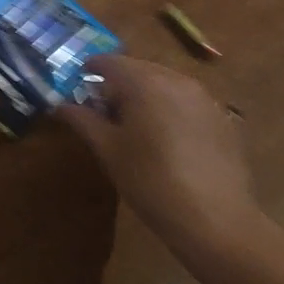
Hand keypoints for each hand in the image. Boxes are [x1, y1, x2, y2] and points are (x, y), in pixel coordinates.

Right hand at [59, 54, 257, 248]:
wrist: (216, 221)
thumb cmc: (151, 182)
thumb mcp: (108, 151)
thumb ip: (82, 120)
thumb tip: (60, 105)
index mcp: (145, 82)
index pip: (109, 62)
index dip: (90, 71)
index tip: (78, 88)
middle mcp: (177, 80)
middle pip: (138, 69)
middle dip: (118, 85)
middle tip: (103, 113)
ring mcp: (204, 98)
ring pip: (164, 84)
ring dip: (145, 96)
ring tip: (135, 128)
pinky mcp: (222, 119)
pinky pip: (186, 102)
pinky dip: (169, 109)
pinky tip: (167, 141)